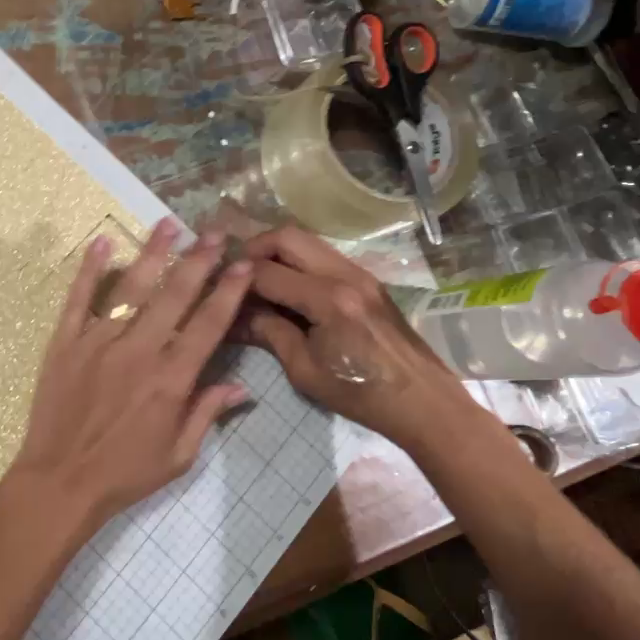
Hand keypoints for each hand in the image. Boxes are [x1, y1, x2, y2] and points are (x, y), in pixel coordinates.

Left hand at [10, 220, 253, 526]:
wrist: (61, 481)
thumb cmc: (124, 474)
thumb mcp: (179, 455)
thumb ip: (207, 413)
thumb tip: (241, 386)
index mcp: (171, 379)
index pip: (208, 325)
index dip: (229, 292)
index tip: (244, 264)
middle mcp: (138, 352)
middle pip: (174, 296)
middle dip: (198, 261)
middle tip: (214, 232)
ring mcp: (98, 342)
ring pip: (130, 289)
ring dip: (151, 254)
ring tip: (168, 224)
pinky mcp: (65, 342)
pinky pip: (79, 299)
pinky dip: (89, 270)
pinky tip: (102, 242)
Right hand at [239, 226, 478, 450]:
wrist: (424, 403)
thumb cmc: (360, 395)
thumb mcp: (304, 370)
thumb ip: (269, 333)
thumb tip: (236, 315)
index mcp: (328, 300)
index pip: (266, 272)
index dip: (236, 279)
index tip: (215, 287)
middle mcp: (345, 276)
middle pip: (287, 237)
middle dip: (254, 248)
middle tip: (235, 272)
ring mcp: (360, 275)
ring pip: (307, 241)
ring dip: (277, 252)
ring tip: (257, 279)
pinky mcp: (368, 282)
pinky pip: (323, 256)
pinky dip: (298, 262)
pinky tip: (286, 289)